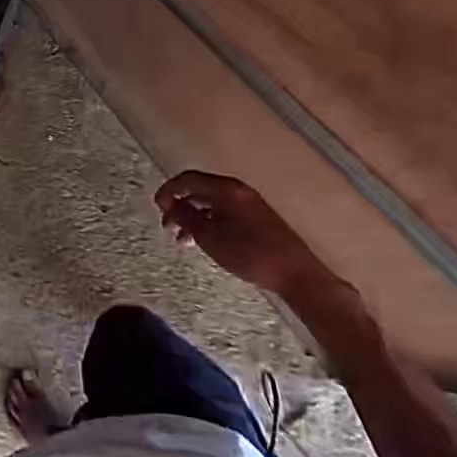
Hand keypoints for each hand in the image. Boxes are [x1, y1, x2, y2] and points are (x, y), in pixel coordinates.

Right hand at [154, 170, 335, 297]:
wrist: (298, 277)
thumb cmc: (250, 254)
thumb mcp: (209, 236)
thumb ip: (185, 217)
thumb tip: (171, 205)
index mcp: (226, 189)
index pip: (187, 180)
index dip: (167, 191)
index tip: (158, 208)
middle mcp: (239, 191)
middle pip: (198, 190)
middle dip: (179, 206)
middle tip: (168, 225)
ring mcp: (250, 205)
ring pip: (210, 203)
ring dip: (192, 217)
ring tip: (183, 240)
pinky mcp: (258, 219)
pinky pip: (224, 213)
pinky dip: (208, 222)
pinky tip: (203, 241)